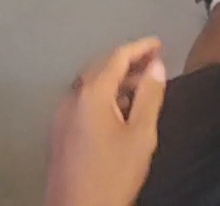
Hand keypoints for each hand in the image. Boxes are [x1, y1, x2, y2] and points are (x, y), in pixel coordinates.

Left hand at [46, 38, 167, 205]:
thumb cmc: (112, 174)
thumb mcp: (141, 135)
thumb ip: (150, 96)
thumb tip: (156, 65)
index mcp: (92, 93)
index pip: (118, 56)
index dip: (141, 47)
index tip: (160, 44)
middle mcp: (72, 98)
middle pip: (101, 66)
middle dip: (128, 61)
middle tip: (153, 62)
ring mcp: (62, 116)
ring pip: (91, 84)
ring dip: (115, 78)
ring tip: (140, 85)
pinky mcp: (59, 134)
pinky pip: (83, 100)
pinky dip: (103, 94)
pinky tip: (118, 108)